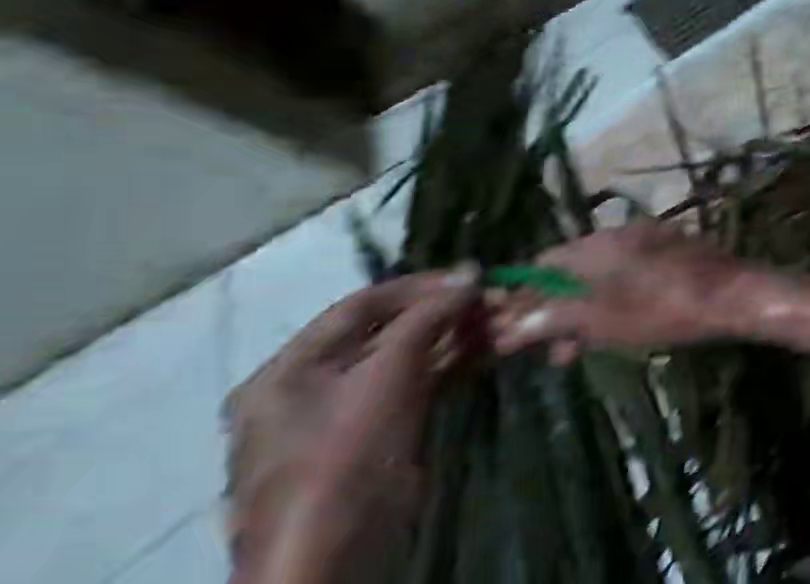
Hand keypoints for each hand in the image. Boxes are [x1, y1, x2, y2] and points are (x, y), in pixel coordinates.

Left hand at [223, 269, 478, 583]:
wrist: (334, 553)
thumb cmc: (343, 456)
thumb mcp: (384, 375)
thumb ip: (427, 317)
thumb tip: (471, 272)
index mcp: (288, 370)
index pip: (361, 306)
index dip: (419, 285)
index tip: (473, 275)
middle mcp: (314, 384)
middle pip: (388, 331)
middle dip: (445, 312)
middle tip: (497, 300)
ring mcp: (350, 411)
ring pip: (411, 357)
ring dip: (457, 336)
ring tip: (504, 321)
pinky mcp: (383, 430)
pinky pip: (420, 383)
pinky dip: (455, 364)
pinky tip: (492, 350)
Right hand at [490, 219, 753, 361]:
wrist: (734, 296)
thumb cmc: (661, 308)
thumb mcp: (599, 320)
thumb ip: (551, 319)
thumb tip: (506, 327)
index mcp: (599, 242)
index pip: (544, 263)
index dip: (524, 297)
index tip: (512, 331)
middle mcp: (623, 232)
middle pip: (573, 270)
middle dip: (557, 311)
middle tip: (552, 352)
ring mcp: (653, 240)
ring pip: (604, 276)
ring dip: (586, 311)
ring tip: (580, 351)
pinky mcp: (676, 253)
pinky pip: (632, 275)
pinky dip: (616, 301)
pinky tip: (619, 330)